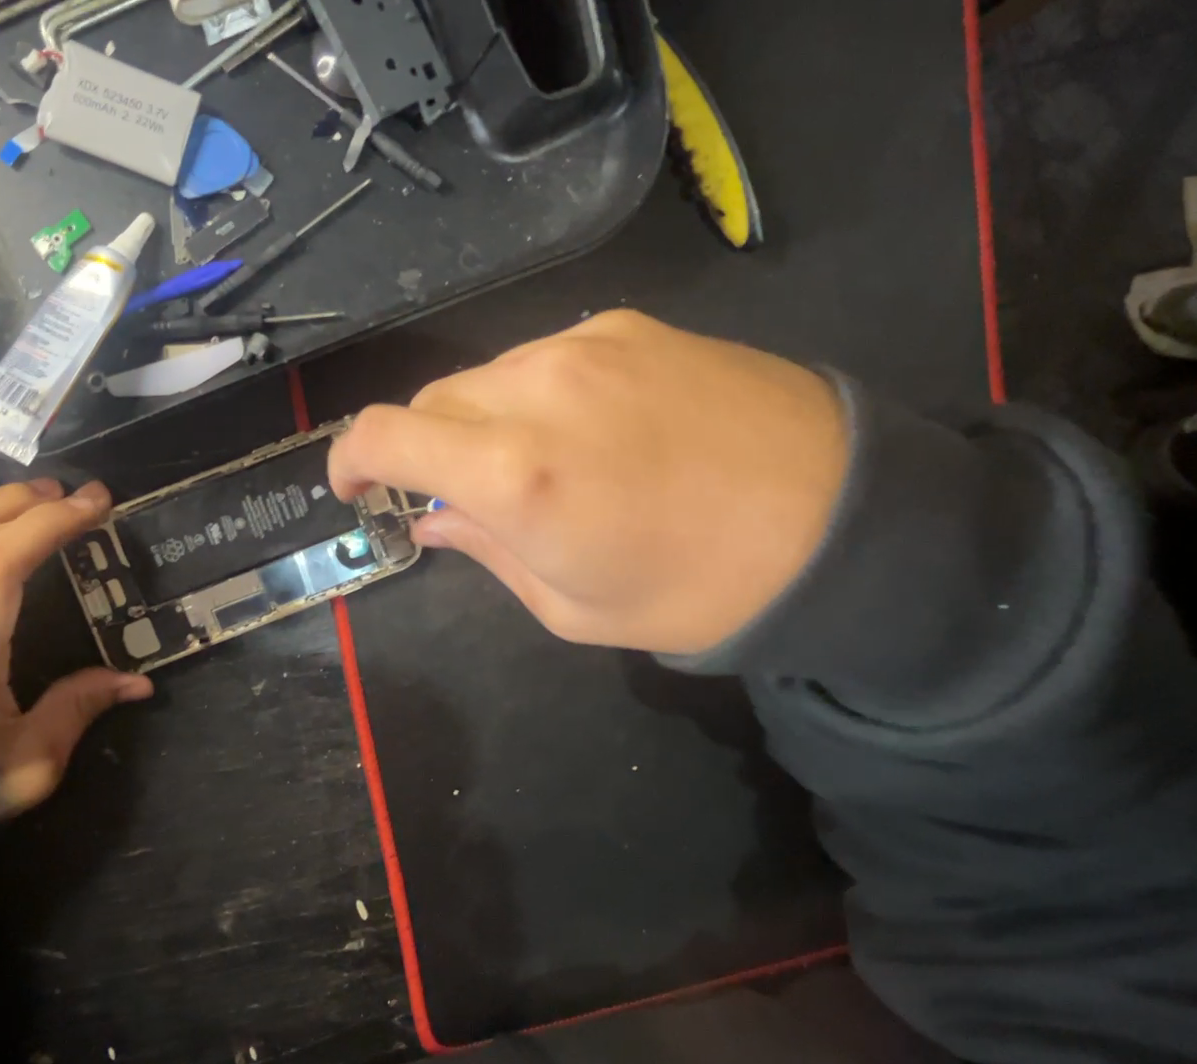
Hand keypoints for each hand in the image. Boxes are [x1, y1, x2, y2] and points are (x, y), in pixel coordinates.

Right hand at [328, 310, 848, 654]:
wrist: (848, 521)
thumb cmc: (697, 588)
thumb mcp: (571, 604)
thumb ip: (484, 550)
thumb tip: (430, 519)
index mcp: (512, 471)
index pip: (381, 434)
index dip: (348, 460)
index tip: (357, 489)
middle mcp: (533, 389)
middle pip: (429, 402)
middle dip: (424, 449)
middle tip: (465, 496)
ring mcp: (584, 345)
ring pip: (485, 376)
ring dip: (481, 420)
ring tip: (538, 464)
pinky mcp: (630, 326)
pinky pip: (544, 357)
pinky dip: (534, 394)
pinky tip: (589, 429)